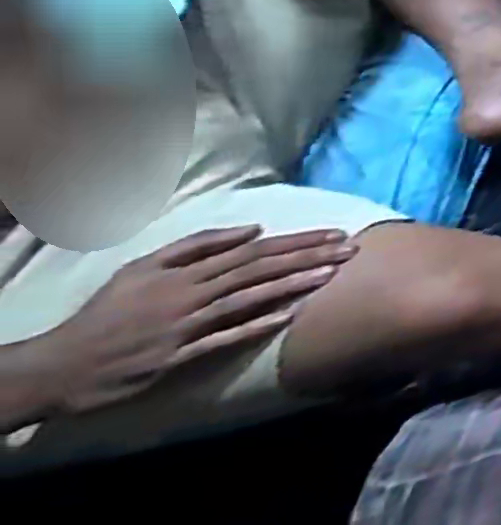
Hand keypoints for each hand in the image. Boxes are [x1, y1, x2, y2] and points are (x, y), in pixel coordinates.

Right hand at [34, 226, 354, 415]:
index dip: (298, 241)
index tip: (336, 234)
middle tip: (350, 249)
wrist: (53, 367)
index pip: (255, 249)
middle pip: (259, 269)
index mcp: (185, 272)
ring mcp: (183, 327)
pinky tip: (292, 315)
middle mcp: (189, 295)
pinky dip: (258, 325)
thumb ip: (198, 244)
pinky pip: (224, 338)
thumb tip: (254, 228)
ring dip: (292, 286)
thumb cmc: (107, 312)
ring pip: (248, 299)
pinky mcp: (175, 357)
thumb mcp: (142, 268)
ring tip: (331, 274)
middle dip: (309, 257)